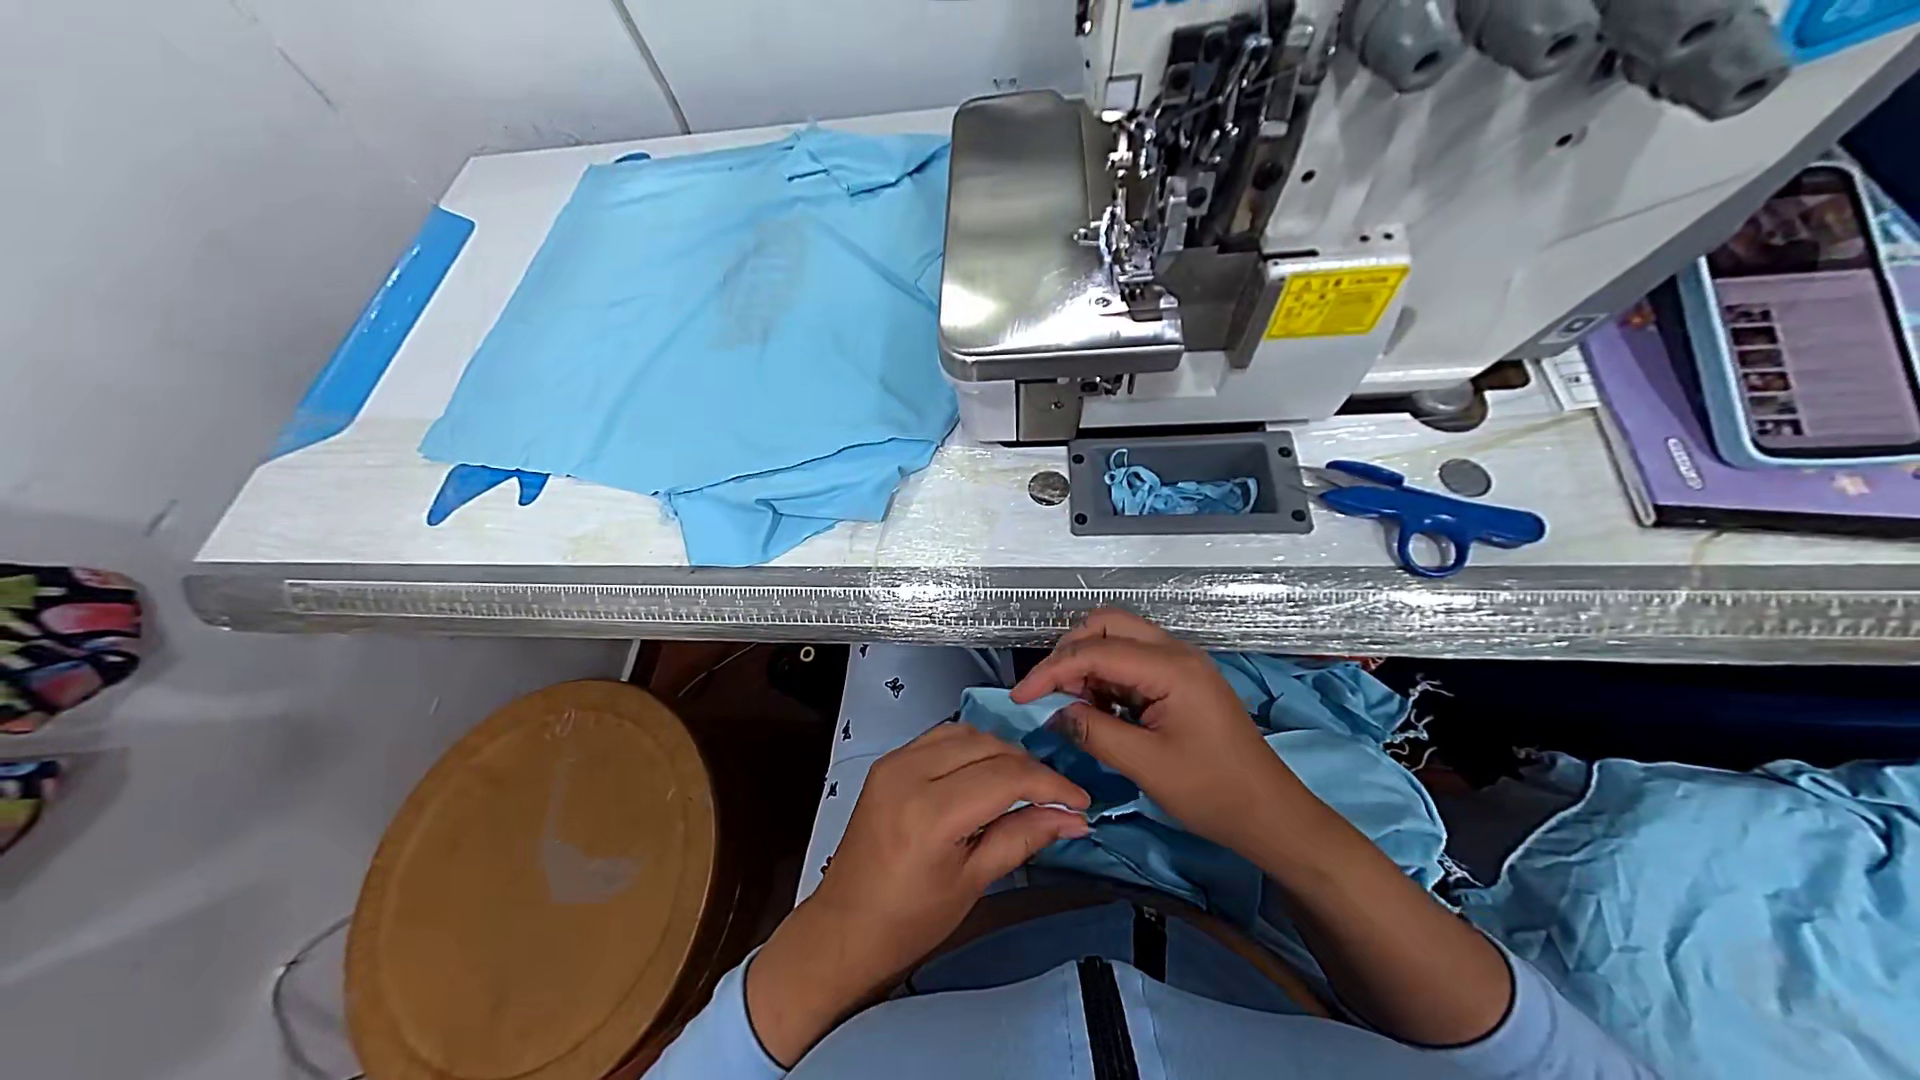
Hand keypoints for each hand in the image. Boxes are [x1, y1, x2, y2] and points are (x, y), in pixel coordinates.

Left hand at [746, 723, 1089, 1065]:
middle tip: (1055, 797)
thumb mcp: (973, 882)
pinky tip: (984, 771)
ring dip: (1000, 751)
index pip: (1006, 777)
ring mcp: (894, 762)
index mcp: (930, 812)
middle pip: (988, 746)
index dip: (1050, 785)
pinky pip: (940, 736)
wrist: (844, 927)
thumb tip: (1073, 818)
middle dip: (1029, 766)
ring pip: (966, 732)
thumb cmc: (910, 920)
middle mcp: (909, 773)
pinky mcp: (887, 762)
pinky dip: (971, 746)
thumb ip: (1023, 837)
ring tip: (1023, 784)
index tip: (1079, 801)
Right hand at [1019, 613, 1518, 1047]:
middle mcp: (1176, 652)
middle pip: (1107, 626)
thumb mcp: (1146, 765)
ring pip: (1119, 641)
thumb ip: (1094, 732)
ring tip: (1074, 707)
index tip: (1020, 697)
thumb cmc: (1213, 792)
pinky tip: (1100, 710)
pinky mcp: (1181, 682)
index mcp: (1171, 667)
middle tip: (1048, 692)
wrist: (1272, 816)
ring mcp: (1181, 665)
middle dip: (1070, 654)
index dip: (1051, 671)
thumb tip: (1056, 714)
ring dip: (1088, 666)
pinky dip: (1107, 679)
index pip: (1095, 650)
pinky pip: (1133, 663)